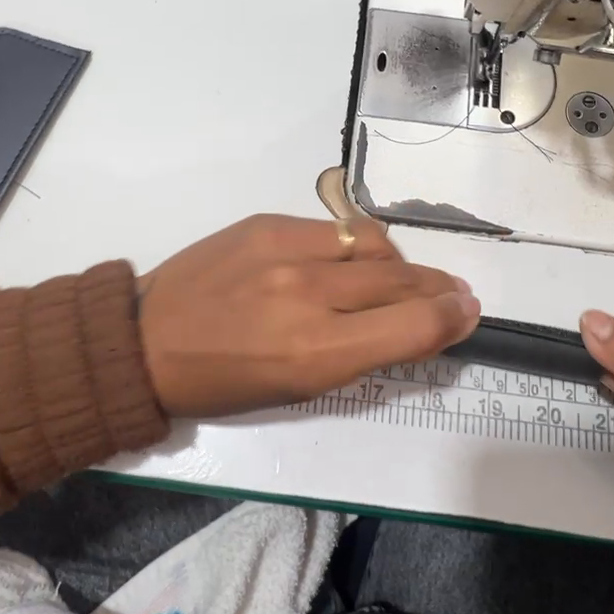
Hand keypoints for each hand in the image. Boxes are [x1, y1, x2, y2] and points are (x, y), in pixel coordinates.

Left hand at [137, 214, 480, 416]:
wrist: (145, 340)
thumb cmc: (221, 384)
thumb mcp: (296, 391)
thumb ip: (359, 355)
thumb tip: (410, 326)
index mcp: (315, 353)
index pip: (412, 326)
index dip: (452, 318)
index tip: (467, 312)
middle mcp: (308, 294)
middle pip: (402, 281)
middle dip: (438, 289)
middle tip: (454, 293)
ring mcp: (286, 250)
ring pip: (376, 244)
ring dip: (401, 264)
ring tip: (406, 276)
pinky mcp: (268, 222)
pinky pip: (337, 228)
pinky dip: (359, 245)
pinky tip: (356, 258)